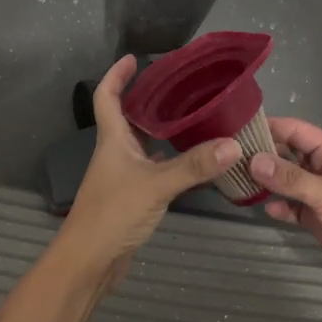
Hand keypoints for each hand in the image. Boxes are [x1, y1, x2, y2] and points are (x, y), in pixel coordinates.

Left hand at [50, 55, 239, 288]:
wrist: (89, 262)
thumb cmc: (113, 214)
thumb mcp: (156, 185)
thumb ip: (193, 166)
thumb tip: (233, 144)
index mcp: (112, 140)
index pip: (107, 97)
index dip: (117, 75)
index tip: (135, 59)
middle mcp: (115, 153)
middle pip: (128, 118)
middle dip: (149, 100)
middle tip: (181, 87)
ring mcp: (122, 176)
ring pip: (143, 144)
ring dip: (163, 131)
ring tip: (194, 118)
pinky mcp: (132, 198)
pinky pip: (153, 168)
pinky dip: (170, 161)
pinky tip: (192, 162)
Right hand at [250, 118, 321, 318]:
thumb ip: (292, 179)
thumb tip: (253, 160)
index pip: (297, 131)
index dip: (270, 127)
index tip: (237, 128)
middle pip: (289, 155)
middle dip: (263, 155)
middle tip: (229, 157)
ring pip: (288, 182)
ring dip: (267, 182)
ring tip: (236, 181)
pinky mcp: (319, 220)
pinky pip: (293, 208)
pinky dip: (280, 207)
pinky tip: (264, 210)